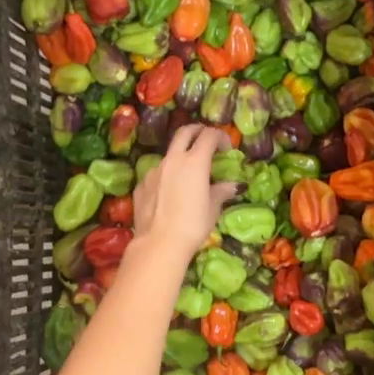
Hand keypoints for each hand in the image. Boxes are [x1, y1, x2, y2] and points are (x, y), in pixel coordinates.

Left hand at [132, 125, 238, 266]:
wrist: (159, 243)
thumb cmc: (192, 225)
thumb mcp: (212, 209)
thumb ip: (221, 191)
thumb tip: (232, 185)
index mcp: (194, 162)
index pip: (209, 136)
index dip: (220, 137)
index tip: (226, 148)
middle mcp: (173, 160)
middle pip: (185, 132)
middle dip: (198, 131)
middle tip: (207, 140)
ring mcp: (154, 171)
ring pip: (169, 154)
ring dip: (181, 157)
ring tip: (188, 176)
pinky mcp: (141, 184)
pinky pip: (157, 174)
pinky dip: (167, 177)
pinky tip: (170, 195)